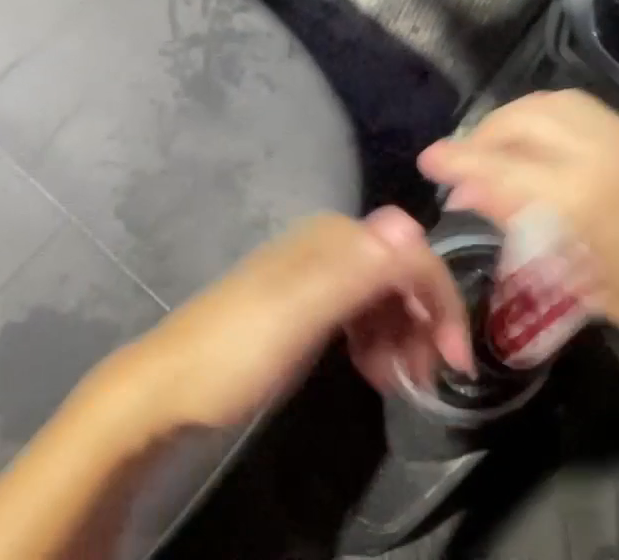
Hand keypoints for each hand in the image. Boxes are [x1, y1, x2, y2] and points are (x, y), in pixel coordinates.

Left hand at [120, 209, 472, 431]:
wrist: (164, 392)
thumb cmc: (235, 352)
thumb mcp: (301, 312)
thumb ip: (359, 270)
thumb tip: (413, 226)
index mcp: (337, 237)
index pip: (414, 256)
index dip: (442, 300)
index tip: (455, 356)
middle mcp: (336, 248)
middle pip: (405, 277)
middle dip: (425, 323)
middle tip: (429, 375)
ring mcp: (324, 278)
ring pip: (390, 300)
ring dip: (405, 338)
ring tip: (398, 380)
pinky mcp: (315, 308)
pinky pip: (368, 317)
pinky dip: (381, 343)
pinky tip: (376, 371)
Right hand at [417, 90, 618, 347]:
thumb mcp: (562, 269)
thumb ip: (513, 218)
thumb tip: (463, 189)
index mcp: (584, 195)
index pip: (505, 165)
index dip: (461, 160)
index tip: (429, 160)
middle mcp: (604, 151)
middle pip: (526, 119)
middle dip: (485, 132)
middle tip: (462, 157)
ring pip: (552, 101)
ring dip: (514, 117)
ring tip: (493, 143)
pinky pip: (579, 106)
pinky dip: (544, 114)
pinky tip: (530, 138)